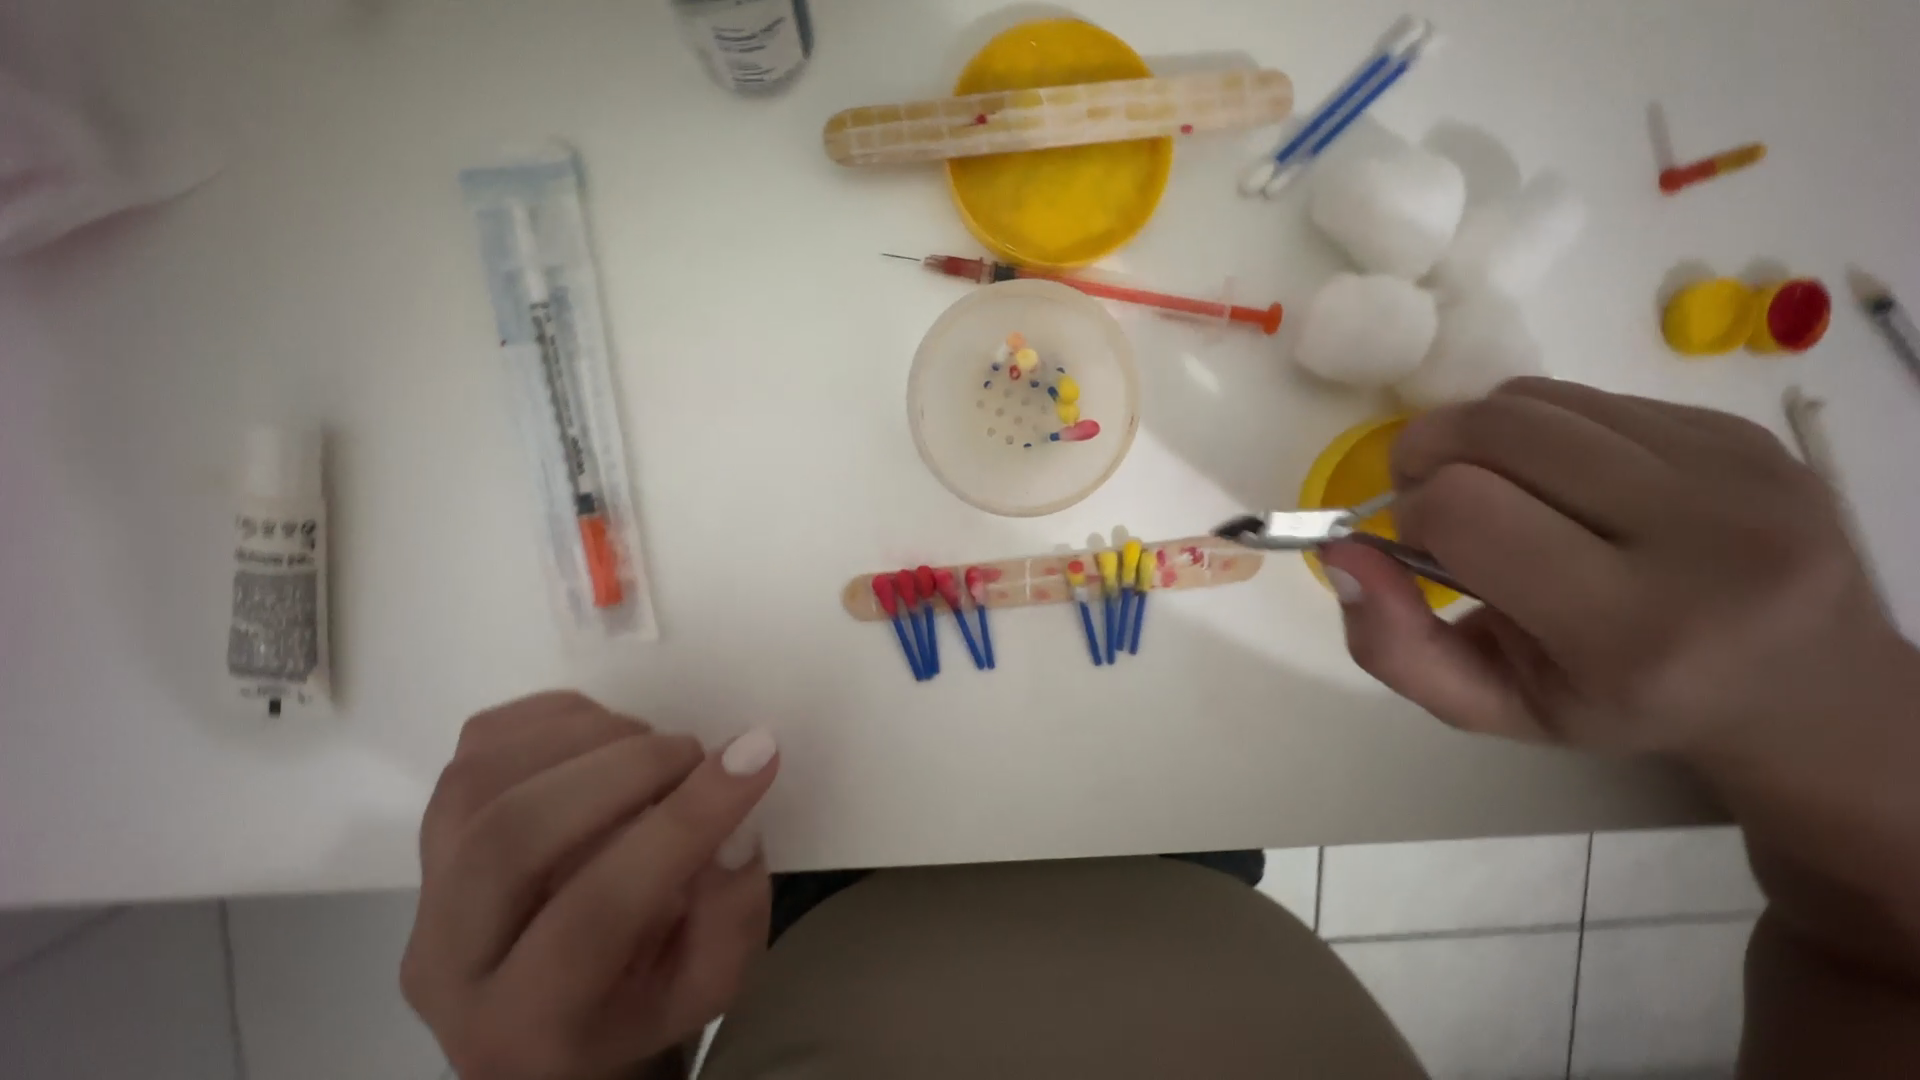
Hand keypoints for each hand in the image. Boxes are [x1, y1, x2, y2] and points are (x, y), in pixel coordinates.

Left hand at [401, 692, 778, 1079]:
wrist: (548, 1013)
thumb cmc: (638, 1001)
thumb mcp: (709, 986)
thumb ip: (730, 914)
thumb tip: (734, 822)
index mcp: (525, 1024)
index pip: (595, 912)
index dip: (683, 823)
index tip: (756, 757)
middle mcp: (448, 960)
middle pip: (515, 834)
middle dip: (626, 770)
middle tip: (695, 752)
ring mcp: (426, 885)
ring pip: (484, 778)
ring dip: (588, 737)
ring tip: (653, 747)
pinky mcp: (429, 825)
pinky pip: (478, 743)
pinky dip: (552, 718)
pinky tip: (606, 736)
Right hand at [1319, 378, 1902, 758]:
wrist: (1800, 684)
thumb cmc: (1620, 705)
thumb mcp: (1488, 707)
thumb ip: (1393, 646)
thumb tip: (1342, 553)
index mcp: (1635, 630)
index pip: (1468, 511)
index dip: (1413, 515)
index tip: (1421, 547)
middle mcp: (1704, 536)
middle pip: (1495, 430)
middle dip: (1428, 454)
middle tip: (1430, 498)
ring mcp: (1736, 470)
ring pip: (1533, 400)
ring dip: (1476, 436)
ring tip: (1492, 487)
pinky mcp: (1745, 430)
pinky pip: (1587, 397)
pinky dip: (1538, 429)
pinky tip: (1559, 481)